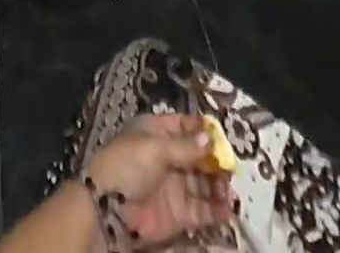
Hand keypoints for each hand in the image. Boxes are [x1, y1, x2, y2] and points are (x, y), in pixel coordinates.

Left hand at [83, 114, 233, 244]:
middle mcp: (168, 157)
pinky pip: (202, 210)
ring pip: (204, 183)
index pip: (184, 126)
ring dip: (220, 186)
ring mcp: (174, 186)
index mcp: (157, 132)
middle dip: (216, 161)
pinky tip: (229, 209)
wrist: (108, 208)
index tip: (222, 136)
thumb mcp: (155, 148)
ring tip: (231, 190)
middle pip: (198, 156)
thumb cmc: (129, 165)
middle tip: (231, 167)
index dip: (203, 130)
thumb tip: (210, 138)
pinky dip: (217, 210)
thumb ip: (185, 147)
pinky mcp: (178, 213)